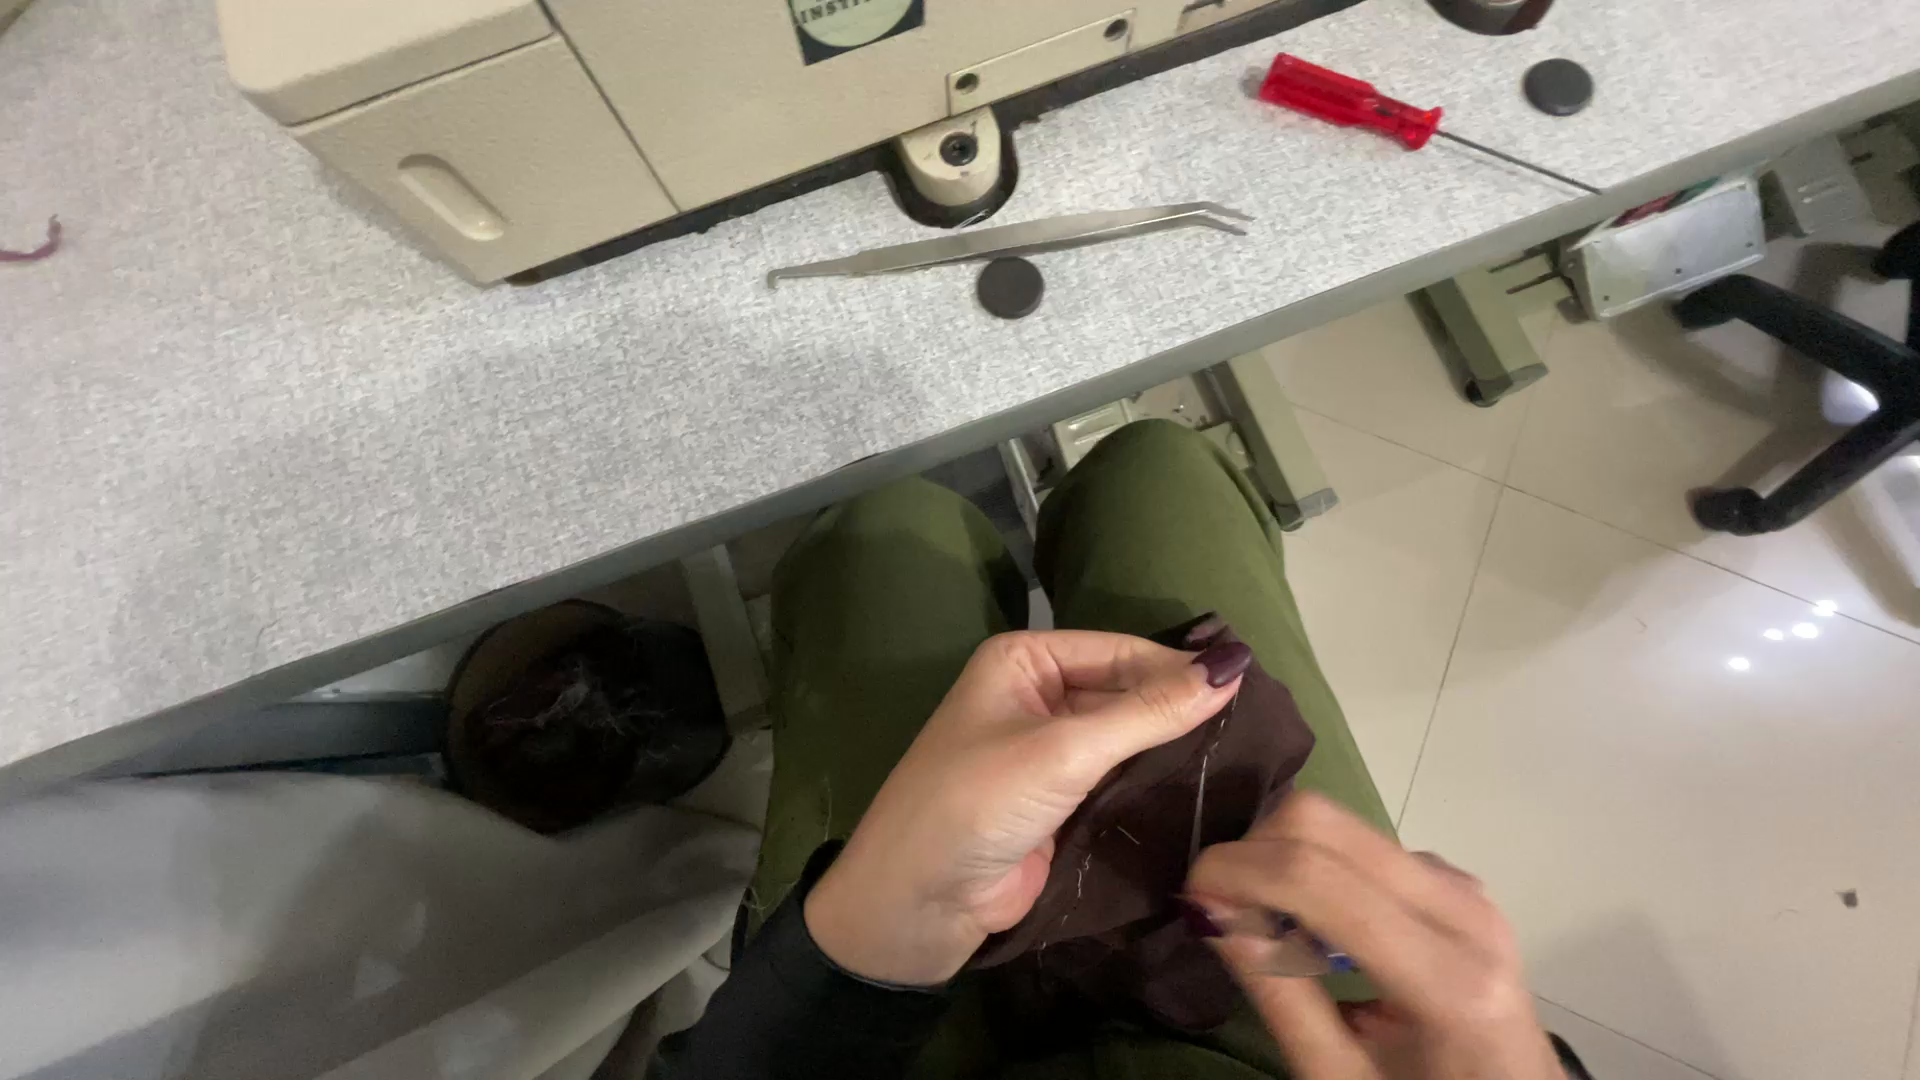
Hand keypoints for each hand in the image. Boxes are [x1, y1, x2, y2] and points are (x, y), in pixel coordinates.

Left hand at [804, 629, 1251, 984]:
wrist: (918, 901)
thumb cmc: (980, 799)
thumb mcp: (1064, 750)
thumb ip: (1148, 711)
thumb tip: (1232, 665)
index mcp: (1024, 660)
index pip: (1118, 649)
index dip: (1178, 666)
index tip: (1250, 684)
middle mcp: (1036, 694)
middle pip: (1123, 688)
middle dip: (1177, 704)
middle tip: (1258, 722)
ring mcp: (1048, 748)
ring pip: (1124, 733)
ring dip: (1172, 744)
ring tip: (1248, 751)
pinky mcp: (1061, 796)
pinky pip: (1118, 775)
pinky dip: (1155, 779)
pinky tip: (1209, 785)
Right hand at [1188, 792, 1560, 1079]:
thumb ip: (1274, 989)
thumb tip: (1205, 905)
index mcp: (1449, 979)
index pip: (1314, 878)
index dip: (1234, 871)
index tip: (1190, 894)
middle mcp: (1462, 908)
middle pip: (1321, 824)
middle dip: (1251, 850)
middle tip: (1224, 904)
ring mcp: (1461, 884)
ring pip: (1334, 821)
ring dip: (1277, 854)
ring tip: (1268, 920)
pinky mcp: (1449, 875)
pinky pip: (1354, 839)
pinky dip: (1309, 862)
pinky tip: (1311, 921)